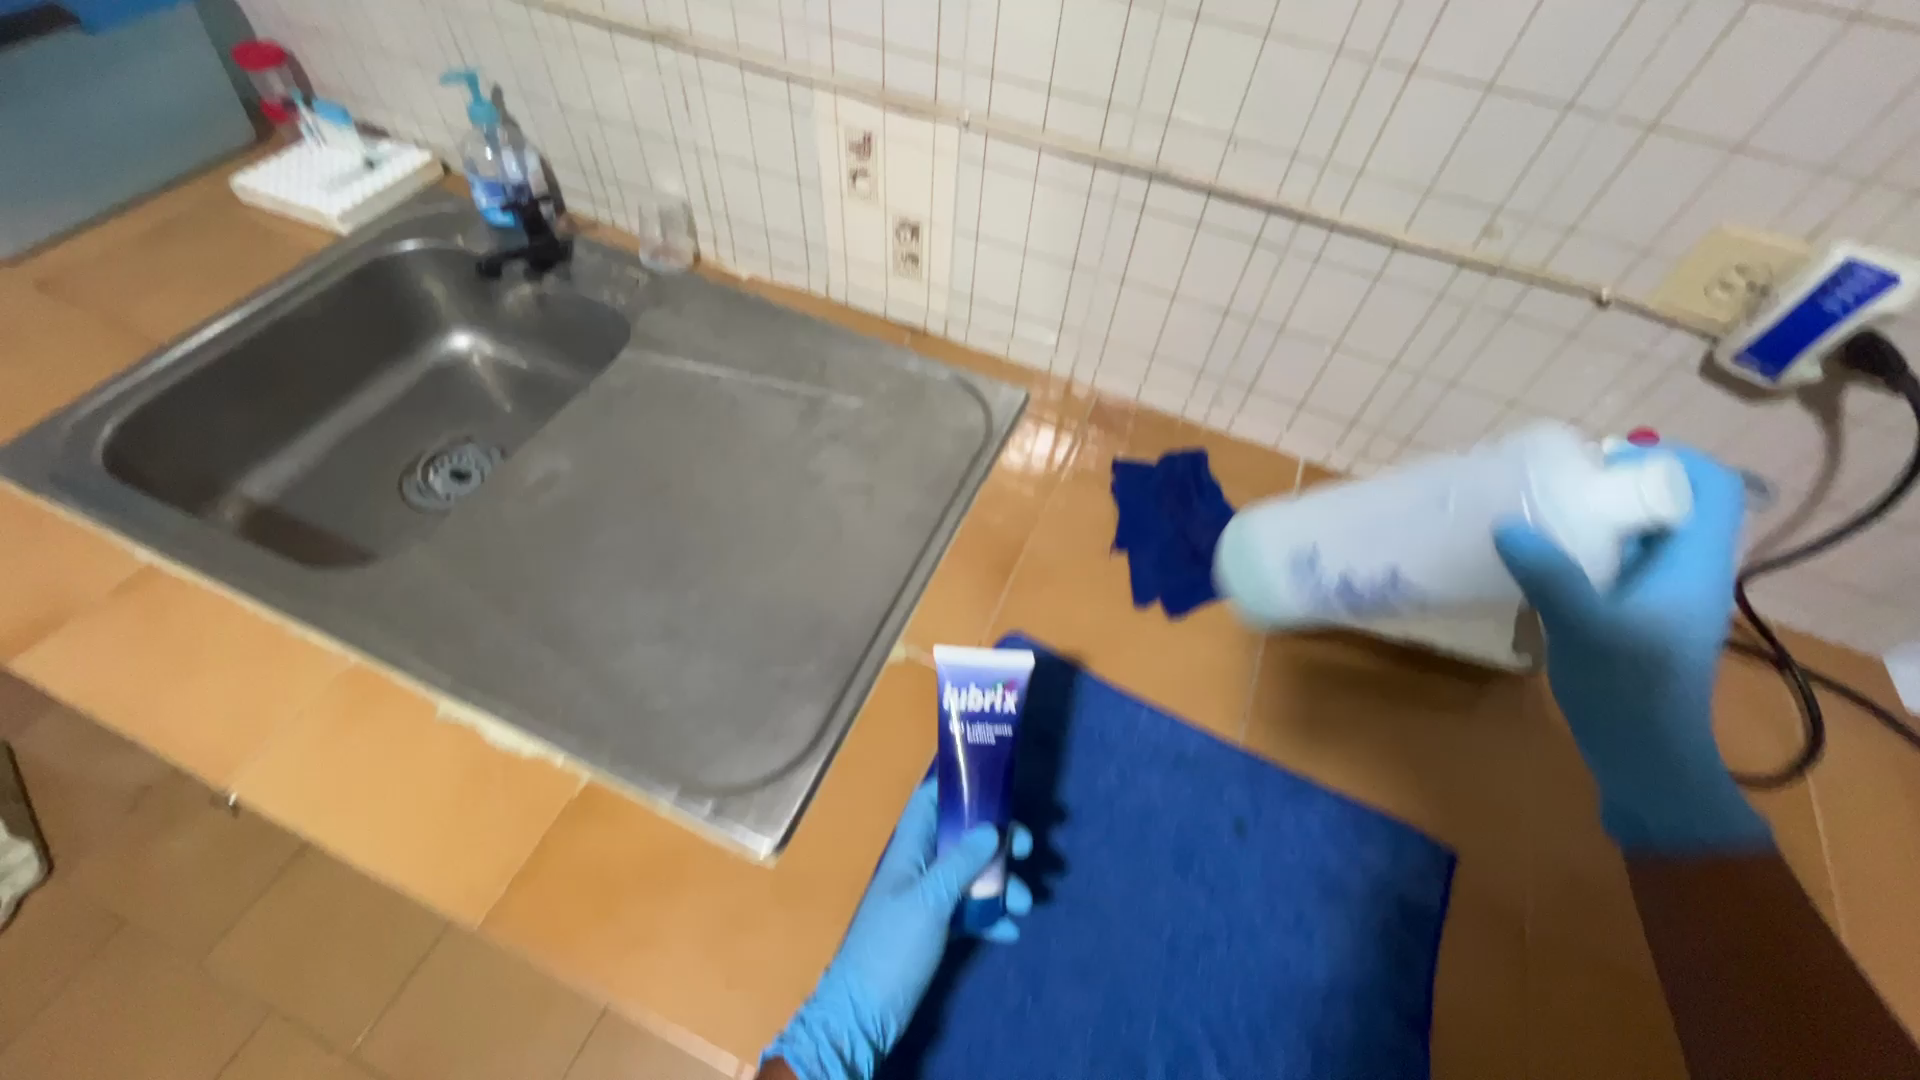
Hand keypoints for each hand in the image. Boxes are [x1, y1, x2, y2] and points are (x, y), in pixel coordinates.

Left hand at [765, 779, 1033, 1079]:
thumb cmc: (893, 946)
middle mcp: (920, 866)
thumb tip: (991, 827)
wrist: (865, 1013)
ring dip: (1001, 883)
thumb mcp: (930, 900)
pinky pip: (970, 910)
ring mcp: (928, 898)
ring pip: (971, 875)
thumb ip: (961, 862)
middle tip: (1026, 849)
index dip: (959, 788)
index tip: (996, 788)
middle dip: (996, 841)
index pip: (930, 802)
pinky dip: (991, 916)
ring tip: (1025, 904)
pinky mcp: (936, 928)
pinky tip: (1010, 932)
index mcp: (909, 849)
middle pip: (961, 837)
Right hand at [1494, 445, 1770, 853]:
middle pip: (1672, 506)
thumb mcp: (1585, 629)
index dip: (1672, 462)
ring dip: (1597, 517)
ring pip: (1640, 536)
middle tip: (1558, 483)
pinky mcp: (1633, 615)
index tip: (1607, 459)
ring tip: (1540, 512)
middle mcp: (1685, 573)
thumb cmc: (1628, 690)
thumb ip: (1550, 575)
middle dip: (1620, 485)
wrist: (1642, 754)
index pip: (1714, 489)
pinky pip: (1617, 564)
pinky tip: (1540, 557)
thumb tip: (1506, 525)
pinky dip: (1584, 549)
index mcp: (1694, 566)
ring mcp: (1659, 596)